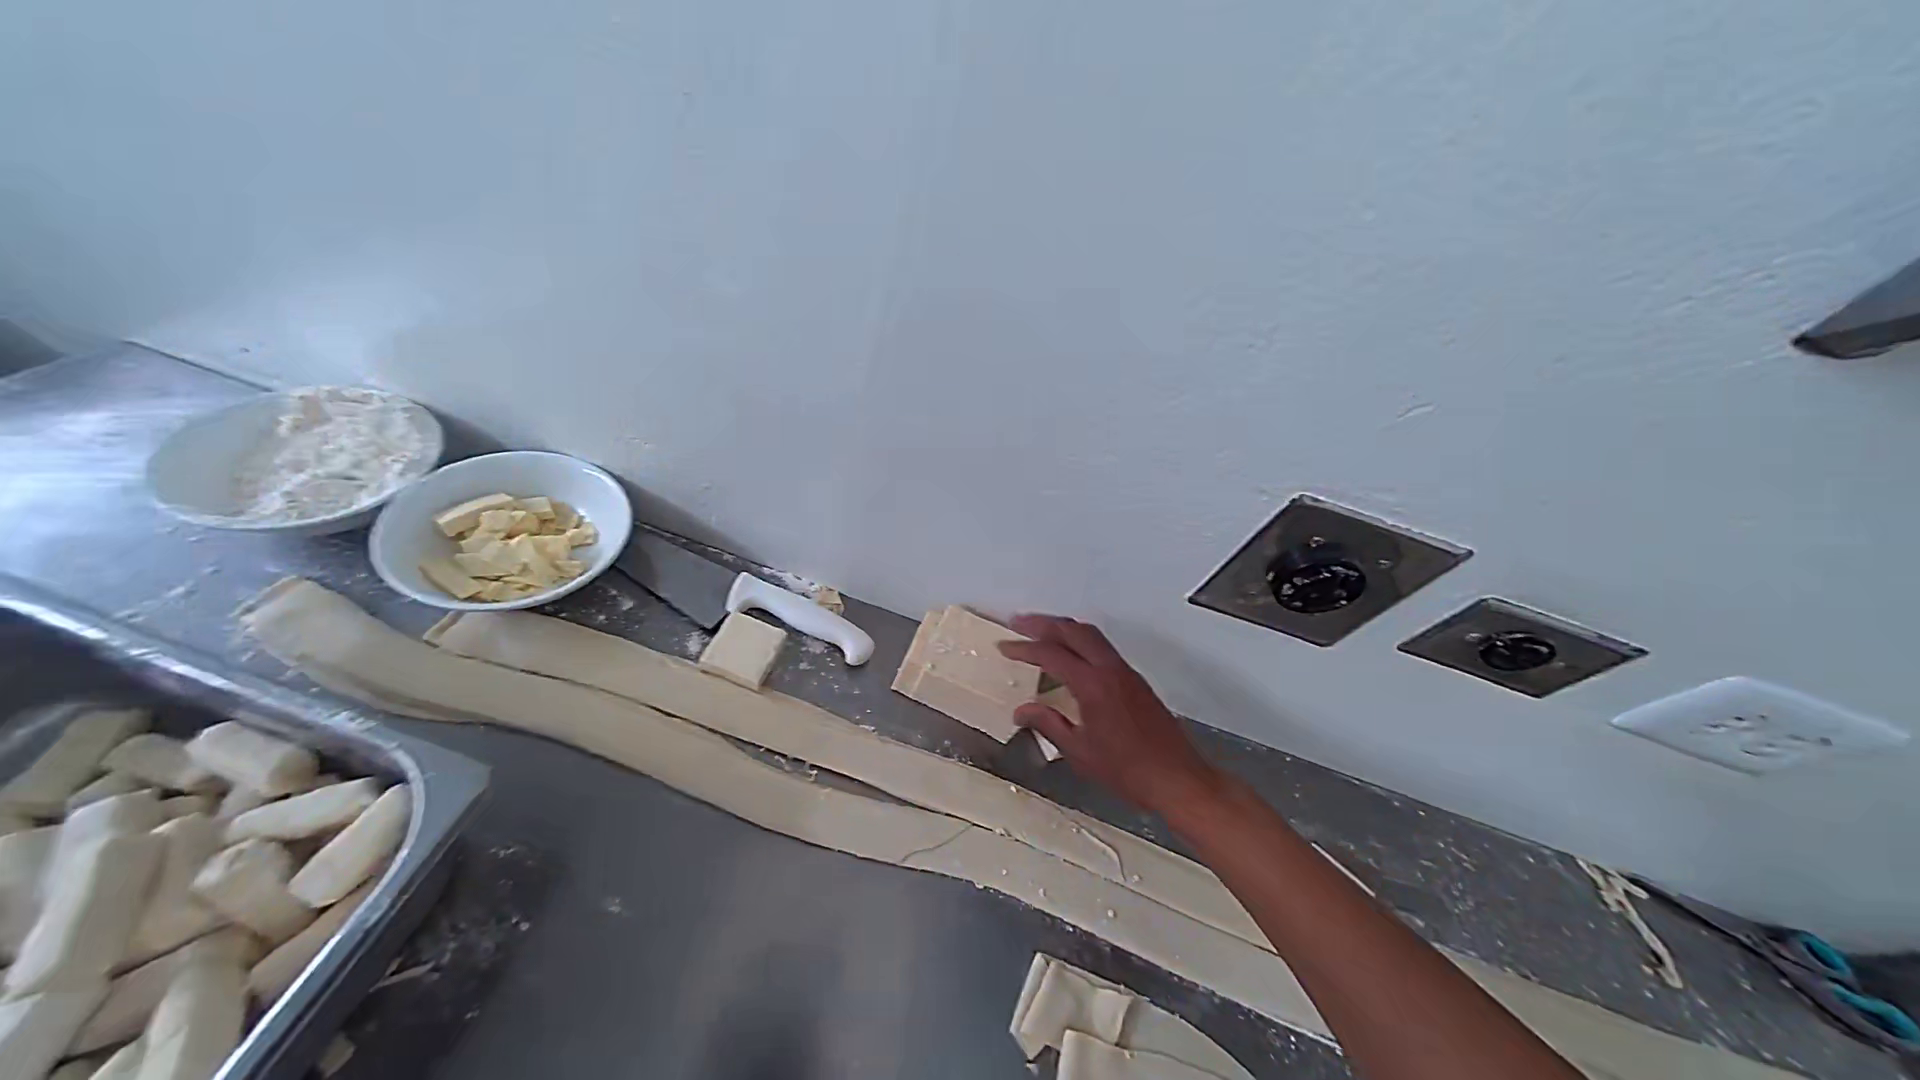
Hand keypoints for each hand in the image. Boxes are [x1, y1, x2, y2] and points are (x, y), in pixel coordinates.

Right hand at [998, 615, 1221, 817]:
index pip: (1051, 654)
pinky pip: (1103, 647)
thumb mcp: (1078, 752)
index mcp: (1093, 685)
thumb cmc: (1127, 770)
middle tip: (1018, 623)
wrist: (1176, 778)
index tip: (1005, 646)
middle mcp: (1110, 670)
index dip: (1024, 648)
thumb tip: (1022, 711)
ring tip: (1040, 631)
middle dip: (1043, 623)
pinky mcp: (1135, 680)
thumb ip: (1048, 724)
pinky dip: (1081, 640)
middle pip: (1073, 631)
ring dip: (1064, 628)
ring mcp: (1126, 672)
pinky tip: (1070, 654)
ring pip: (1091, 634)